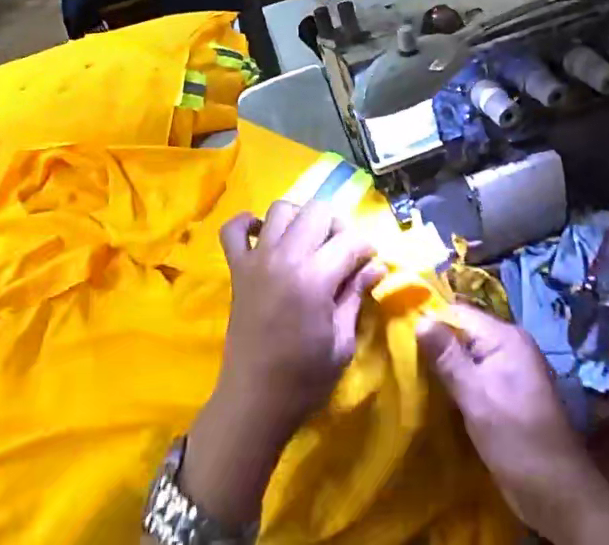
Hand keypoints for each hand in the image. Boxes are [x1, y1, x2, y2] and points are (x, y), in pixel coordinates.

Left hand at [179, 200, 384, 527]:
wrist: (255, 399)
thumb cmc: (305, 378)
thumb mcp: (342, 342)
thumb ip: (355, 296)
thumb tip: (375, 266)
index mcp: (314, 278)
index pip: (349, 240)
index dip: (366, 247)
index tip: (370, 261)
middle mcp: (284, 257)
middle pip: (316, 211)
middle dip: (337, 225)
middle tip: (343, 251)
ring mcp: (256, 259)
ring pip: (280, 209)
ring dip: (300, 218)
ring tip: (309, 243)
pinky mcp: (237, 269)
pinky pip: (233, 230)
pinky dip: (248, 224)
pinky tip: (264, 234)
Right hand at [418, 305, 608, 544]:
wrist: (560, 498)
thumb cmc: (517, 440)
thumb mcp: (476, 397)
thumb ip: (447, 357)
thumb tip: (419, 319)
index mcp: (505, 338)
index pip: (457, 312)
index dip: (427, 319)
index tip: (396, 331)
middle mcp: (509, 346)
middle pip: (461, 331)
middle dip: (433, 343)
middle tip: (397, 353)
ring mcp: (509, 371)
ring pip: (465, 355)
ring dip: (442, 364)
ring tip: (409, 371)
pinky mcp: (506, 394)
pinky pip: (473, 375)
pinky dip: (455, 381)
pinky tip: (434, 391)